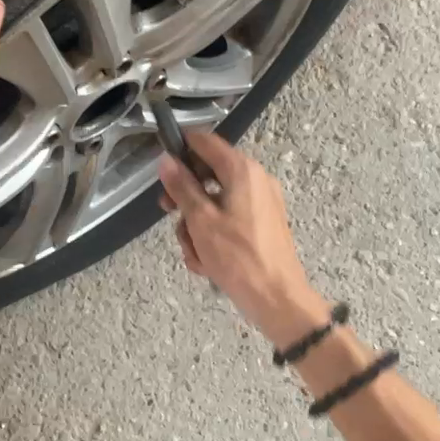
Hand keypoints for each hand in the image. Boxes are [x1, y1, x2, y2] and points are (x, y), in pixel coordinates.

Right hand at [157, 132, 330, 343]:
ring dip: (197, 225)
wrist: (277, 298)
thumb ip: (182, 187)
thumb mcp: (201, 221)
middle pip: (209, 174)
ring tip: (195, 253)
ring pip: (215, 201)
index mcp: (242, 171)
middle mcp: (256, 179)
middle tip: (169, 214)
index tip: (162, 172)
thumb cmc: (237, 257)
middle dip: (186, 197)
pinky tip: (207, 263)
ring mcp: (261, 203)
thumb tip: (166, 161)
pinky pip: (229, 219)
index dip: (180, 151)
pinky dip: (214, 236)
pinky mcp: (262, 225)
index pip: (205, 142)